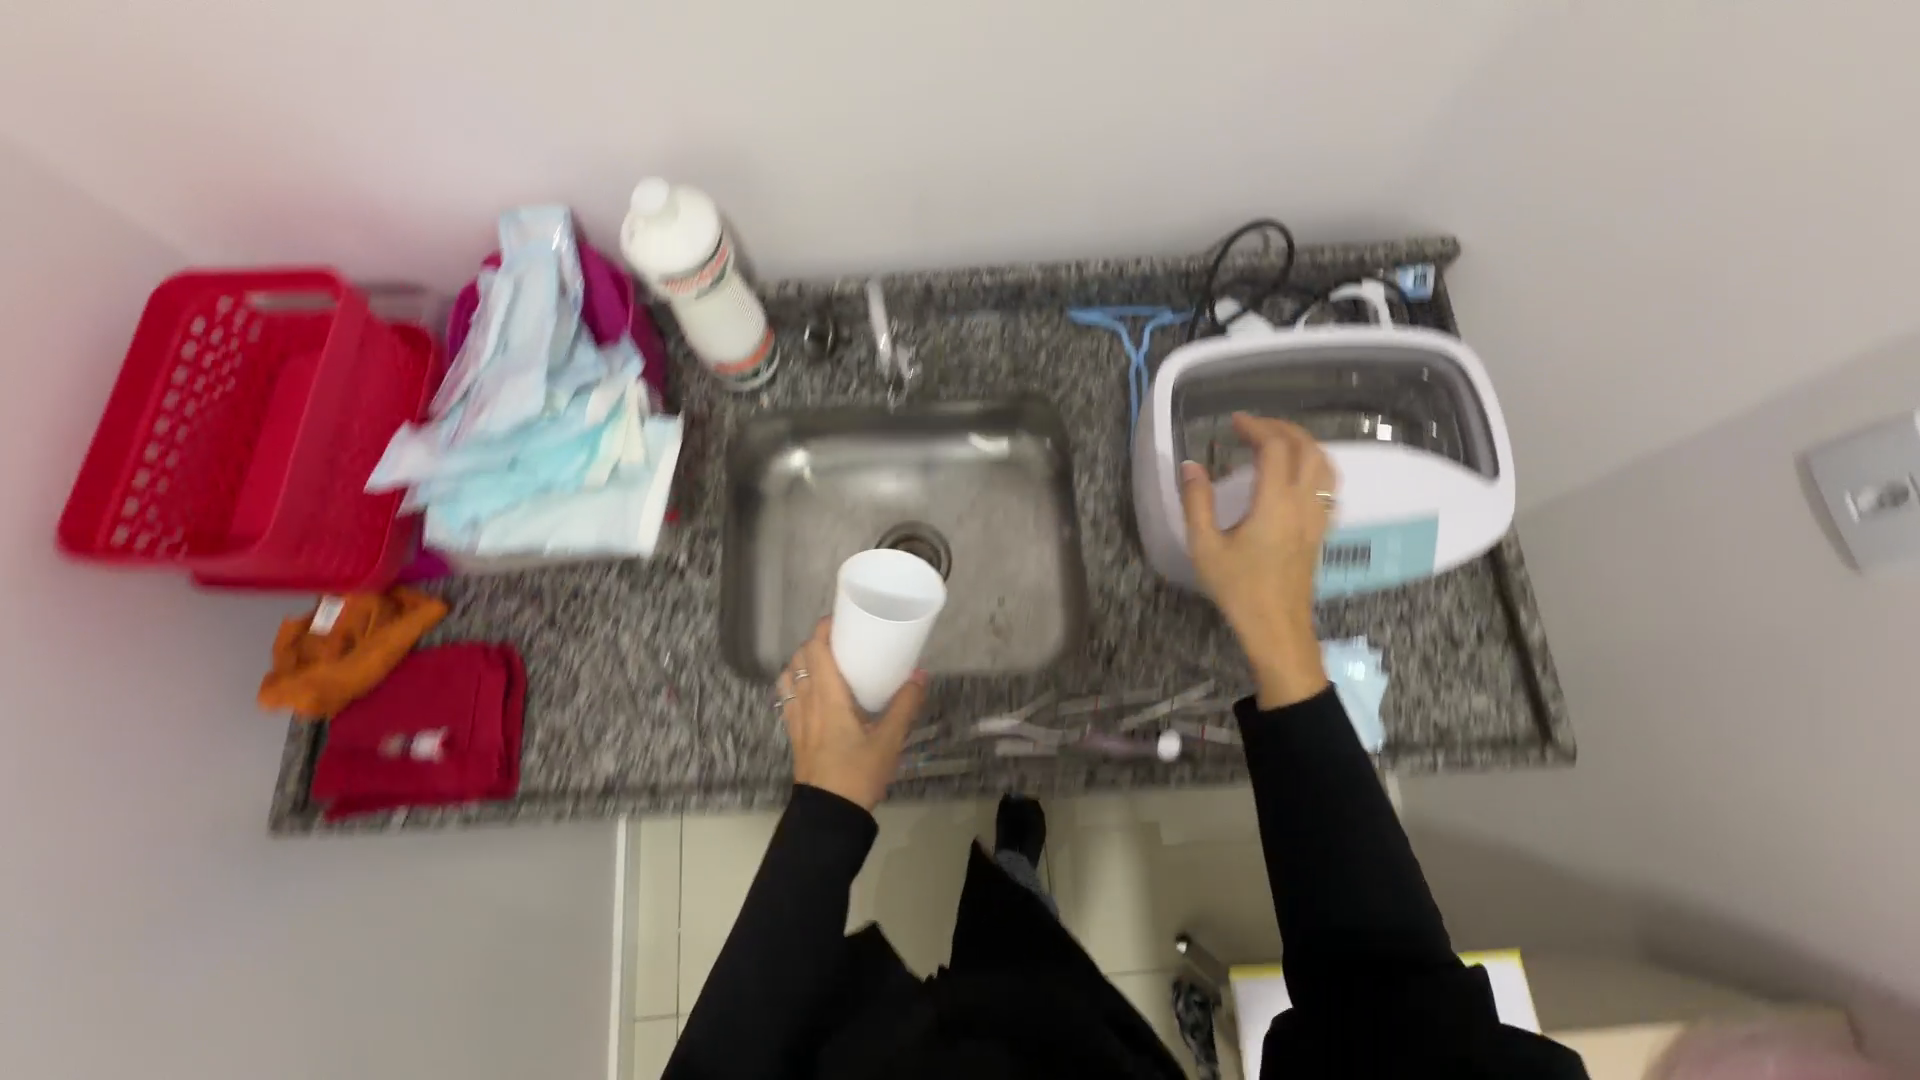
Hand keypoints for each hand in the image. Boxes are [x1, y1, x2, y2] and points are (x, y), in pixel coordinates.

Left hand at [777, 619, 928, 811]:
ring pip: (788, 679)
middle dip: (814, 643)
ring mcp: (796, 720)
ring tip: (823, 664)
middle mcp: (806, 702)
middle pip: (799, 659)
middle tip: (839, 641)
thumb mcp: (889, 741)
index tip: (840, 620)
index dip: (823, 629)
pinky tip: (813, 695)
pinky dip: (796, 686)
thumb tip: (920, 675)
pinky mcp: (795, 736)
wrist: (829, 814)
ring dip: (801, 664)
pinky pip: (788, 700)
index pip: (815, 650)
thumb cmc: (857, 774)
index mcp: (827, 697)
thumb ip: (904, 706)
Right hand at [1179, 413, 1334, 708]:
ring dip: (1303, 443)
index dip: (1256, 427)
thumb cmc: (1238, 589)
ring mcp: (1318, 517)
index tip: (1234, 423)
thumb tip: (1190, 466)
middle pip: (1306, 448)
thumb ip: (1197, 502)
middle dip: (1281, 428)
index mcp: (1274, 504)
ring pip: (1325, 464)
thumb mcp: (1205, 547)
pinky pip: (1330, 485)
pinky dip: (1316, 466)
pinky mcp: (1322, 530)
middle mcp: (1303, 504)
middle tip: (1253, 426)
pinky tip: (1297, 473)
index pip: (1275, 448)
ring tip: (1277, 441)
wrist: (1276, 627)